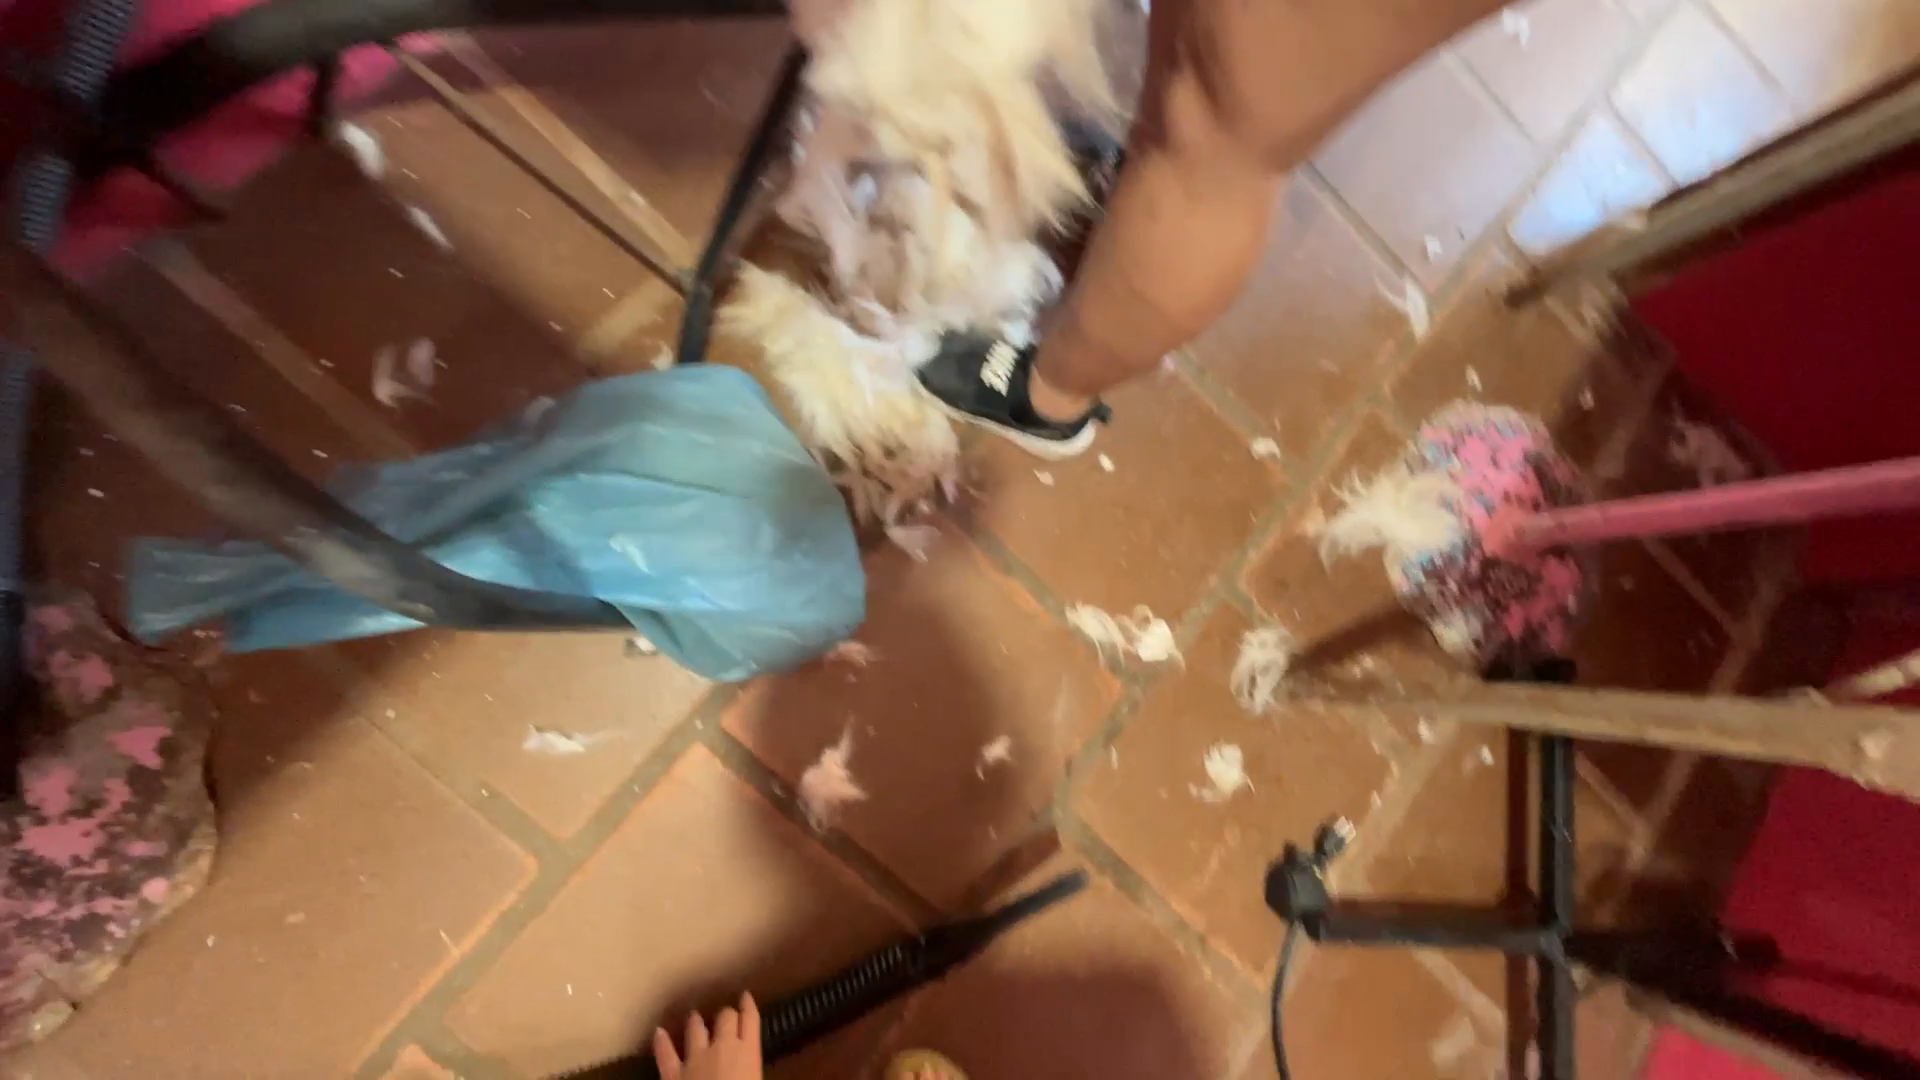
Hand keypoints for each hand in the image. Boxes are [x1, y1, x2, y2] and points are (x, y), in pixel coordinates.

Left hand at [655, 993, 763, 1079]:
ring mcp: (695, 1058)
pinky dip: (661, 1042)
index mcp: (748, 1052)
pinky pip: (665, 1054)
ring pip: (696, 1029)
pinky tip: (658, 1032)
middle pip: (725, 1018)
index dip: (748, 1005)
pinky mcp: (673, 1074)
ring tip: (695, 1016)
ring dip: (696, 1022)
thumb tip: (751, 1073)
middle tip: (725, 1016)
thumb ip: (754, 1071)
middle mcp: (723, 1046)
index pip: (750, 1019)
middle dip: (726, 1014)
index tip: (745, 996)